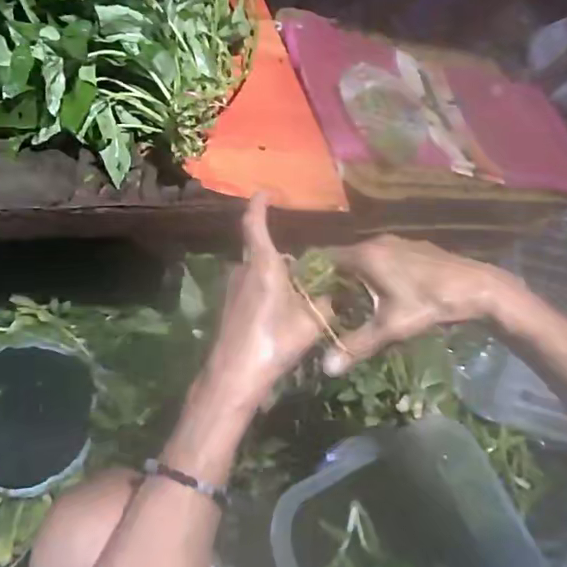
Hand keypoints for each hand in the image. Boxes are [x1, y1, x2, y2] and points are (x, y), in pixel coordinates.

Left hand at [194, 194, 323, 408]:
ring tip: (300, 298)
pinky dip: (267, 291)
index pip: (254, 224)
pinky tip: (281, 315)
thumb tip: (337, 292)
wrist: (234, 374)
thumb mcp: (312, 323)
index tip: (265, 192)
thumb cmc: (273, 342)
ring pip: (258, 271)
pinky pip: (251, 287)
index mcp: (262, 265)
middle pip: (264, 252)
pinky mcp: (229, 304)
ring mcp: (232, 287)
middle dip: (284, 258)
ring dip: (277, 277)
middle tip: (309, 272)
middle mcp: (243, 269)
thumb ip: (326, 302)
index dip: (259, 205)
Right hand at [320, 235, 525, 374]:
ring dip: (355, 277)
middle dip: (333, 281)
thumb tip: (327, 368)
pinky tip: (382, 294)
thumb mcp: (391, 327)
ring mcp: (398, 242)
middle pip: (343, 259)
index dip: (312, 277)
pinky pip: (383, 258)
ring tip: (349, 303)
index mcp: (365, 255)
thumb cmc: (430, 303)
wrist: (480, 287)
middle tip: (325, 306)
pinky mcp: (414, 248)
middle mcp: (377, 242)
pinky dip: (374, 273)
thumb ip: (357, 344)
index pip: (324, 259)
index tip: (306, 298)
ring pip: (364, 258)